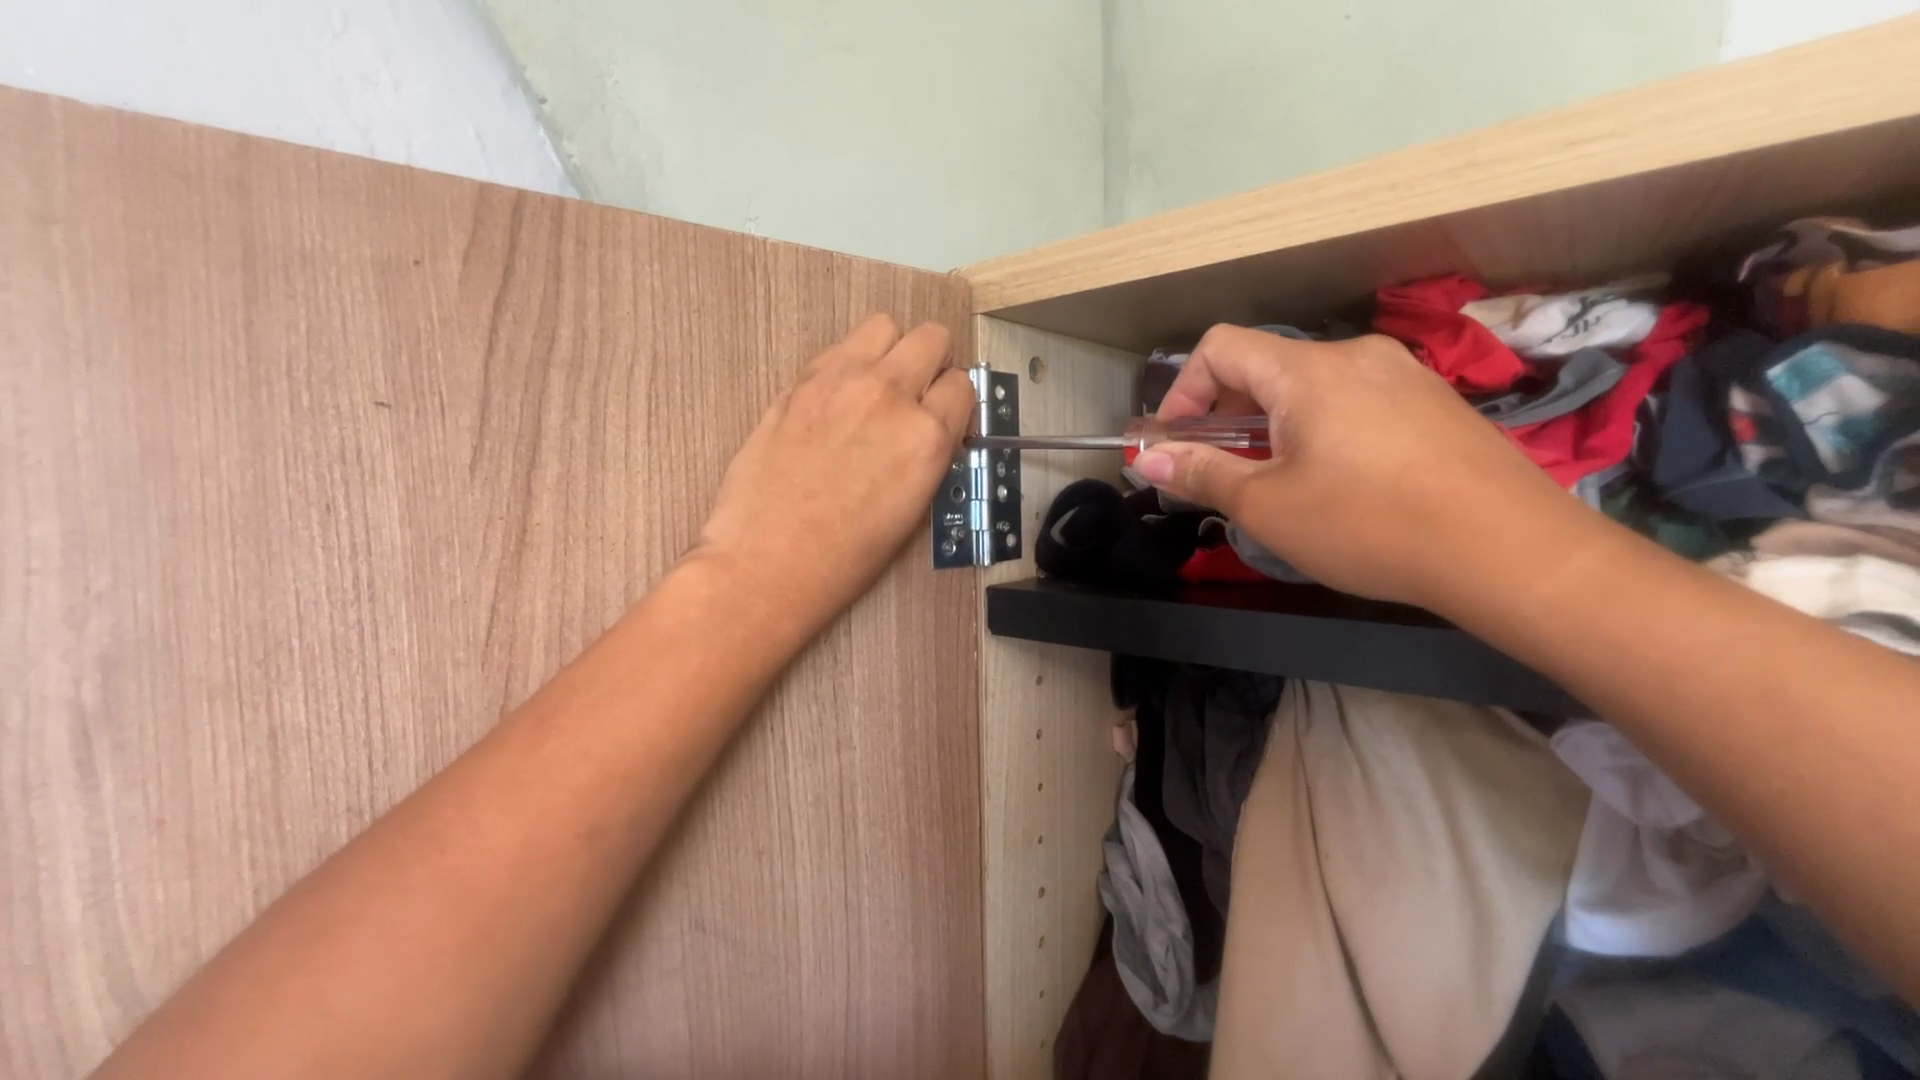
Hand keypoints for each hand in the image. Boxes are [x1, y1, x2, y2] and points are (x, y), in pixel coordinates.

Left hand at [689, 314, 973, 635]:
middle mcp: (890, 396)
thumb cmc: (843, 556)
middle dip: (932, 361)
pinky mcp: (800, 381)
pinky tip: (837, 399)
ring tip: (876, 384)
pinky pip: (838, 347)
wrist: (768, 560)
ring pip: (884, 326)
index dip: (954, 402)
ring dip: (890, 349)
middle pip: (931, 337)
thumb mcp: (913, 510)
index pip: (962, 385)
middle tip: (917, 389)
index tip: (942, 415)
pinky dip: (848, 362)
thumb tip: (929, 429)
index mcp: (927, 437)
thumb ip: (928, 454)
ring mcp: (841, 381)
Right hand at [1132, 325, 1584, 607]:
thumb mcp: (1268, 506)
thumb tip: (1146, 456)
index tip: (1175, 444)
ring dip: (1275, 428)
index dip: (1182, 392)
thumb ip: (1202, 473)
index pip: (1220, 348)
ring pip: (1313, 390)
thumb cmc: (1370, 525)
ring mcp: (1404, 377)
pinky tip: (1343, 487)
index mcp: (1308, 370)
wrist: (1509, 551)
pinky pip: (1358, 404)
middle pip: (1267, 368)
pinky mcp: (1436, 406)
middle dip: (1228, 417)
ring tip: (1282, 487)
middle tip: (1223, 474)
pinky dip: (1324, 432)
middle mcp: (1357, 356)